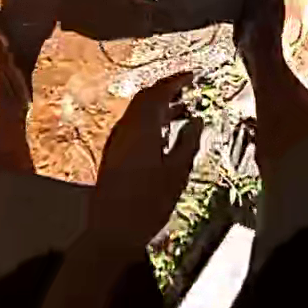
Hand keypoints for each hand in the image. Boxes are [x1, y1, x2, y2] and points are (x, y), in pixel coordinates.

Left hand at [86, 73, 203, 251]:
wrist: (111, 232)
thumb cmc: (148, 204)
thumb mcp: (176, 174)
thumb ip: (187, 143)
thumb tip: (197, 120)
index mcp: (141, 128)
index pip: (158, 93)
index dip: (175, 81)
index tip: (192, 75)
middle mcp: (126, 128)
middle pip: (145, 98)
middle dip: (166, 90)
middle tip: (188, 88)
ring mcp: (117, 140)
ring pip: (138, 111)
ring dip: (158, 105)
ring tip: (182, 110)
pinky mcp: (113, 153)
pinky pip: (133, 124)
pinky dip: (150, 119)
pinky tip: (163, 132)